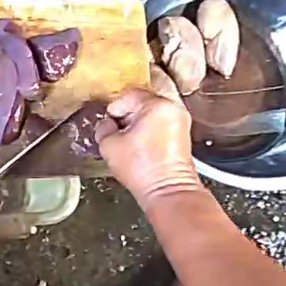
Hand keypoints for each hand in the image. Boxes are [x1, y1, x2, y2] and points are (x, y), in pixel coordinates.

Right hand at [97, 69, 203, 202]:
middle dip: (126, 115)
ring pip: (151, 112)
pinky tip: (139, 144)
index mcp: (157, 105)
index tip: (108, 124)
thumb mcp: (109, 145)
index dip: (114, 109)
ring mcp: (180, 121)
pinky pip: (160, 122)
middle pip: (142, 101)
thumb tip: (107, 124)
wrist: (167, 191)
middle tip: (116, 131)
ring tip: (128, 139)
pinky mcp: (182, 134)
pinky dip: (148, 129)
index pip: (128, 95)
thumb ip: (103, 128)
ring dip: (137, 122)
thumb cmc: (141, 168)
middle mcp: (173, 108)